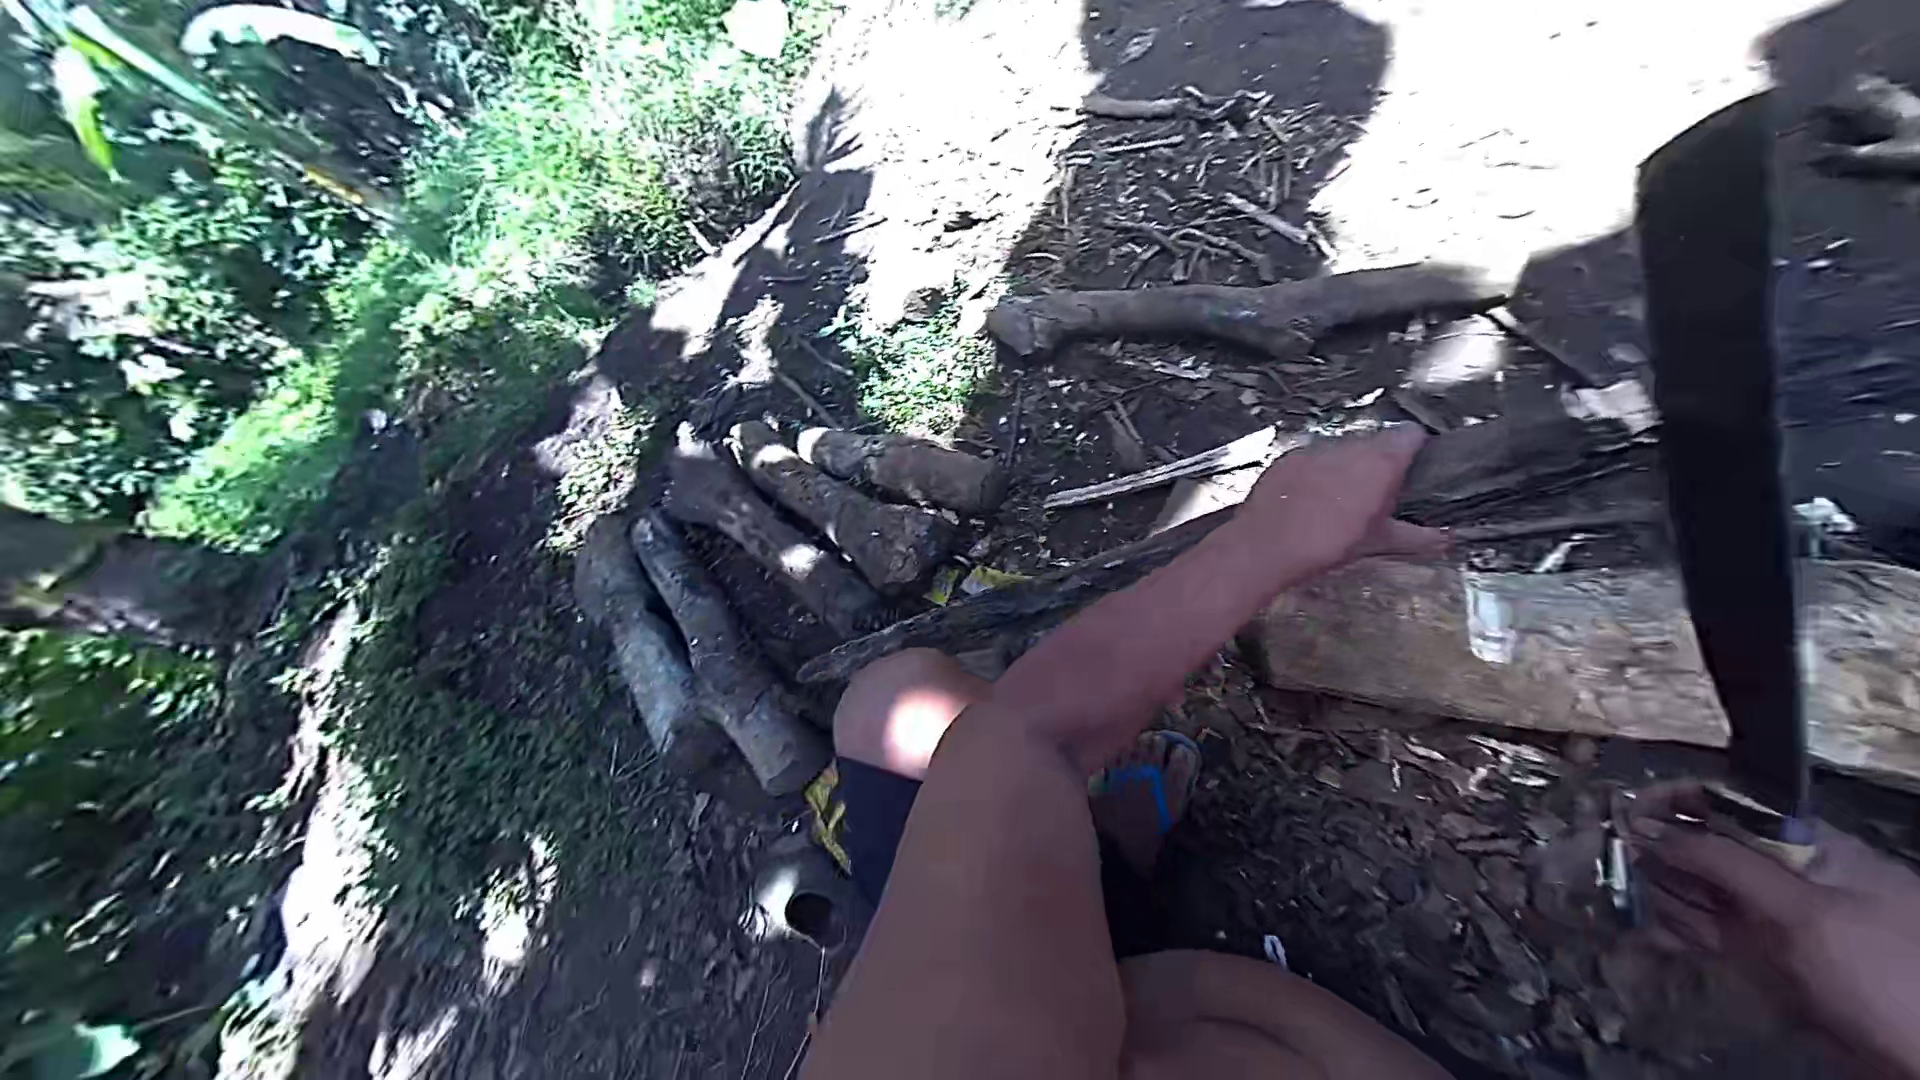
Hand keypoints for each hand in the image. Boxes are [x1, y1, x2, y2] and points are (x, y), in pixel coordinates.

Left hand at [1238, 425, 1448, 573]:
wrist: (1265, 545)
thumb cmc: (1327, 544)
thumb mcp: (1374, 542)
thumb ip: (1412, 536)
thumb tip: (1445, 539)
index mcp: (1379, 462)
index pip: (1410, 435)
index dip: (1414, 447)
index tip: (1414, 464)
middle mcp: (1348, 448)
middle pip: (1372, 442)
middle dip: (1376, 460)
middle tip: (1374, 488)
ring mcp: (1312, 450)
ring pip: (1339, 448)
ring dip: (1343, 464)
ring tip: (1338, 494)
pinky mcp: (1284, 459)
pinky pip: (1308, 458)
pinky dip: (1313, 470)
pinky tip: (1307, 493)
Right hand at [1631, 784, 1919, 1077]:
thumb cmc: (1882, 975)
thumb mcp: (1801, 910)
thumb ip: (1718, 859)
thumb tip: (1641, 826)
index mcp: (1807, 849)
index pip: (1724, 801)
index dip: (1672, 802)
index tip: (1628, 815)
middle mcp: (1779, 873)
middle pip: (1693, 844)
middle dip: (1664, 862)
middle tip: (1654, 880)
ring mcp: (1765, 913)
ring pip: (1686, 885)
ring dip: (1668, 901)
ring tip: (1692, 929)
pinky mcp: (1752, 948)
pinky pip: (1694, 925)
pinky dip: (1668, 930)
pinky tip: (1654, 938)